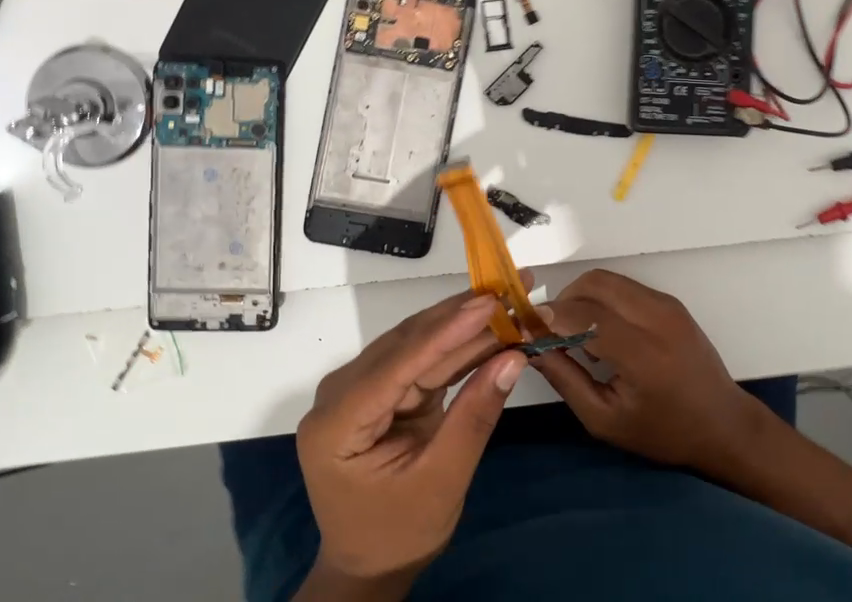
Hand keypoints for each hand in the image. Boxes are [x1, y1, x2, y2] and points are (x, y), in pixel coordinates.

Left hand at [296, 290, 525, 587]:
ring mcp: (360, 390)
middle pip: (407, 344)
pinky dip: (460, 345)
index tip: (490, 300)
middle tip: (514, 286)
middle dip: (463, 315)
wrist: (372, 566)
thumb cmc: (400, 532)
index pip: (397, 364)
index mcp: (337, 423)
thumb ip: (475, 415)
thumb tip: (514, 357)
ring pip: (418, 344)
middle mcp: (340, 395)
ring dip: (466, 323)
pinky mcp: (382, 391)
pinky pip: (424, 360)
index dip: (446, 330)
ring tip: (512, 297)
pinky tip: (493, 326)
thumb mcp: (443, 480)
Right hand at [531, 270, 776, 475]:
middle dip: (562, 301)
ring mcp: (666, 304)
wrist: (723, 425)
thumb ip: (566, 379)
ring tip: (571, 332)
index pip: (583, 315)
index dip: (548, 318)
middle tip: (548, 331)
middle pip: (593, 284)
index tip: (525, 329)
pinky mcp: (671, 302)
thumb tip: (532, 348)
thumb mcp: (604, 419)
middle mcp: (656, 317)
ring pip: (607, 279)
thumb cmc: (663, 433)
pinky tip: (598, 330)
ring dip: (581, 297)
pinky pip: (624, 286)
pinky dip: (601, 298)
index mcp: (641, 352)